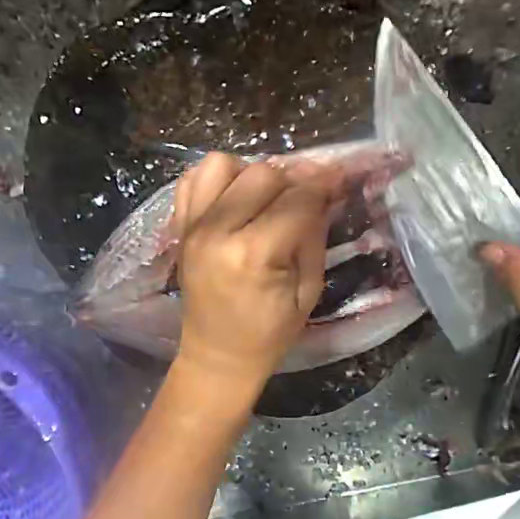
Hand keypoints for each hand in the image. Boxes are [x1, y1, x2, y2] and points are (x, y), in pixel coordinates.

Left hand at [172, 153, 338, 388]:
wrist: (218, 354)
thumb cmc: (270, 331)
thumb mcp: (308, 290)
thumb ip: (314, 236)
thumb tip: (323, 194)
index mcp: (254, 254)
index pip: (297, 199)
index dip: (324, 185)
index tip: (339, 181)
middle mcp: (218, 231)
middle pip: (263, 174)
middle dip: (292, 181)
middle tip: (306, 199)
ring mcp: (192, 225)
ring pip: (225, 165)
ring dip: (253, 174)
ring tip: (267, 198)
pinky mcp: (180, 225)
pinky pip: (194, 177)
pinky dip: (219, 178)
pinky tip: (237, 197)